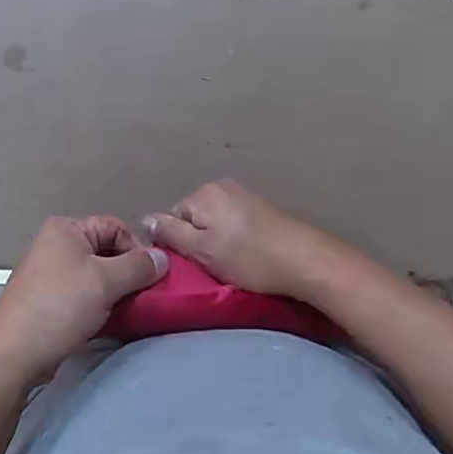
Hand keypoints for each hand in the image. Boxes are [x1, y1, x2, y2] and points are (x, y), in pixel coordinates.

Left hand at [0, 215, 167, 387]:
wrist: (14, 354)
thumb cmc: (59, 308)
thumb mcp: (105, 282)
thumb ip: (138, 267)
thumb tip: (163, 257)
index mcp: (65, 229)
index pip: (115, 227)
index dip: (137, 249)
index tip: (151, 277)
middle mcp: (56, 244)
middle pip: (106, 250)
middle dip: (127, 272)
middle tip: (143, 296)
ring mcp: (50, 273)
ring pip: (96, 275)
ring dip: (115, 291)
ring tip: (127, 310)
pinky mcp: (49, 299)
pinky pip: (83, 294)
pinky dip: (99, 304)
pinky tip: (109, 321)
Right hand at [144, 179, 352, 300]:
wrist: (306, 261)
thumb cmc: (248, 258)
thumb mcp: (201, 250)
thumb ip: (170, 233)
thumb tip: (146, 219)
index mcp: (203, 193)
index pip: (172, 217)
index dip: (178, 243)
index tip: (193, 264)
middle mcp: (222, 187)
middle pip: (194, 217)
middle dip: (198, 240)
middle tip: (212, 266)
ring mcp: (245, 196)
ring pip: (216, 222)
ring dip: (218, 242)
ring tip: (232, 264)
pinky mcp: (263, 210)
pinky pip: (235, 224)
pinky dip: (237, 240)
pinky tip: (249, 257)